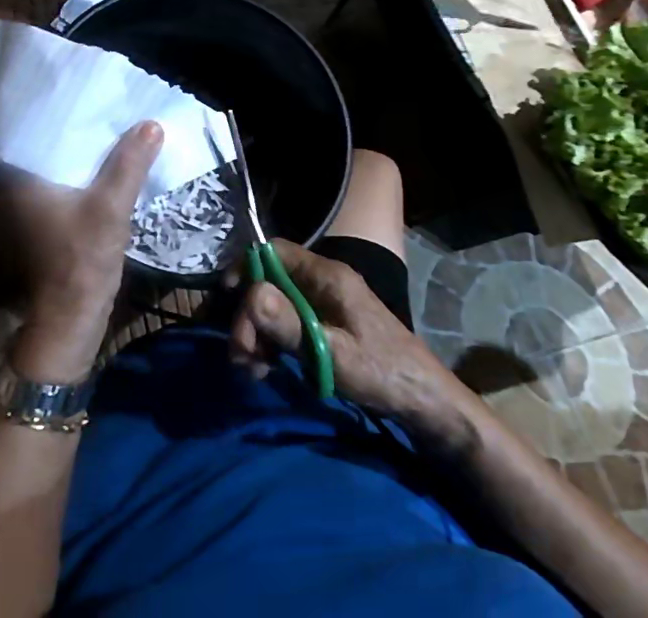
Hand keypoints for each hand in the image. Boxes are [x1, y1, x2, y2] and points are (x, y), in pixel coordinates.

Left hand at [10, 121, 163, 325]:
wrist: (73, 317)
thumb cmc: (81, 260)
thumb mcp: (111, 208)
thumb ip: (128, 166)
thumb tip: (151, 124)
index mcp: (23, 181)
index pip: (30, 131)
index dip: (52, 109)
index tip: (77, 90)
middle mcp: (22, 190)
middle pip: (48, 146)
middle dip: (74, 126)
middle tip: (103, 101)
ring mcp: (37, 207)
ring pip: (61, 164)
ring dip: (83, 149)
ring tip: (111, 123)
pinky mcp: (54, 220)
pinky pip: (70, 182)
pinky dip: (88, 171)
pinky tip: (111, 161)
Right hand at [229, 241, 473, 443]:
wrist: (420, 396)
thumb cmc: (380, 372)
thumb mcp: (331, 352)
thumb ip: (290, 324)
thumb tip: (251, 292)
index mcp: (328, 277)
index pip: (276, 251)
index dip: (247, 268)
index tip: (226, 299)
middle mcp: (325, 282)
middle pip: (271, 282)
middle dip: (250, 315)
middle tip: (242, 356)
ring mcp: (326, 303)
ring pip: (276, 304)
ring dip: (258, 332)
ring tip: (253, 369)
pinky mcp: (327, 324)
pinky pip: (289, 322)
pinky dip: (273, 341)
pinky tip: (268, 368)